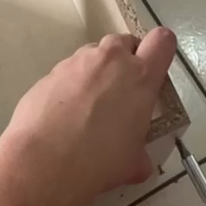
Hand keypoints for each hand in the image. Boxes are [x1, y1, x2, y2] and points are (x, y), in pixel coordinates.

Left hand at [0, 28, 178, 205]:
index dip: (161, 50)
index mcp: (140, 77)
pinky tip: (64, 115)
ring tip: (89, 105)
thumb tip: (139, 163)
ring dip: (97, 72)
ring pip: (94, 54)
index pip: (162, 42)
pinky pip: (68, 71)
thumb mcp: (132, 162)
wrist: (42, 162)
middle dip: (126, 59)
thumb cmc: (98, 162)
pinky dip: (71, 85)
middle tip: (122, 90)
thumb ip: (140, 153)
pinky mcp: (49, 73)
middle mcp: (109, 61)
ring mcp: (76, 63)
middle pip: (124, 41)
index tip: (155, 68)